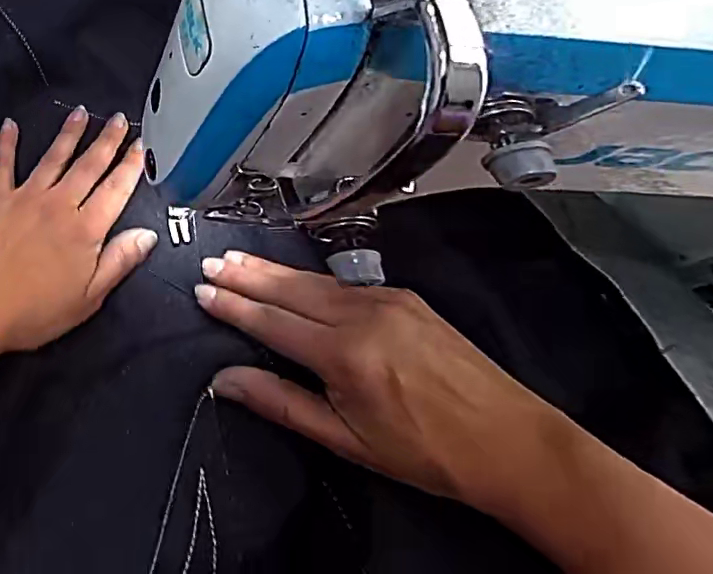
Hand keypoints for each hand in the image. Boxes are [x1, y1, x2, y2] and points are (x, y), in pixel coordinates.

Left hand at [0, 109, 155, 355]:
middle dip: (107, 140)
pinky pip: (3, 165)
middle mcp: (59, 204)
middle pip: (89, 165)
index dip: (131, 164)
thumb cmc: (32, 312)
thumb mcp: (88, 298)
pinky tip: (10, 125)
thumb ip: (119, 262)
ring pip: (54, 157)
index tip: (141, 145)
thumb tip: (147, 235)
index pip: (116, 188)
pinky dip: (7, 144)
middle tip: (118, 118)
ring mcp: (26, 197)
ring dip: (69, 133)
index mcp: (85, 229)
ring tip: (82, 113)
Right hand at [195, 251, 559, 506]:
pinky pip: (345, 283)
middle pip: (290, 288)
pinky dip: (311, 280)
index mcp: (344, 353)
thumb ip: (281, 404)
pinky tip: (296, 279)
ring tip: (240, 261)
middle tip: (213, 264)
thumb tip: (227, 381)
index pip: (272, 321)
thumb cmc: (426, 452)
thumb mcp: (347, 441)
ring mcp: (386, 298)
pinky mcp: (404, 295)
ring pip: (315, 280)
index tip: (204, 292)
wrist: (508, 438)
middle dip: (246, 275)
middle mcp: (362, 314)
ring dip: (274, 271)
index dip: (233, 306)